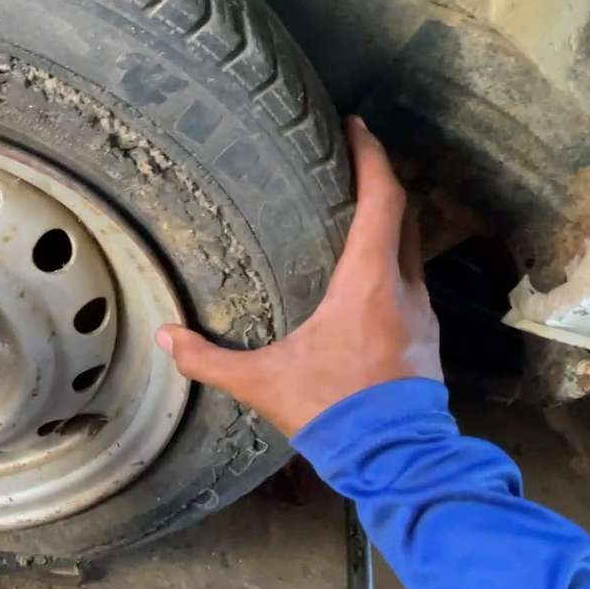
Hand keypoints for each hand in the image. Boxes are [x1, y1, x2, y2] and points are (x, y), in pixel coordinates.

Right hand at [155, 118, 441, 436]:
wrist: (398, 461)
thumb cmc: (331, 408)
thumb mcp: (261, 382)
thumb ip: (208, 358)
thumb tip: (165, 337)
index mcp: (367, 284)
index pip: (382, 203)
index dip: (372, 159)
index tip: (359, 127)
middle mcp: (403, 288)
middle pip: (404, 216)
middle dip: (381, 181)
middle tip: (351, 161)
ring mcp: (420, 313)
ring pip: (411, 249)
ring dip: (388, 222)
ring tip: (352, 212)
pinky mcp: (424, 337)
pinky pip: (409, 279)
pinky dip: (390, 259)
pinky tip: (362, 275)